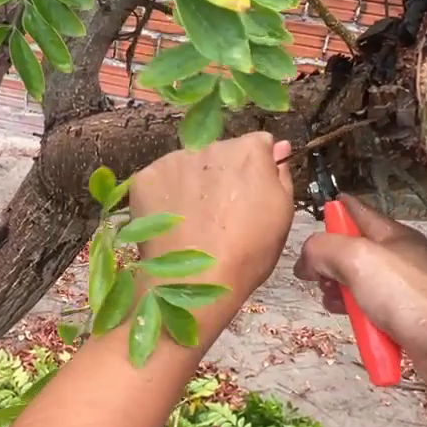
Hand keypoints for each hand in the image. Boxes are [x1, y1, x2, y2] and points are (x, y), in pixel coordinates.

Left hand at [128, 133, 295, 307]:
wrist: (195, 280)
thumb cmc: (248, 253)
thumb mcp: (282, 215)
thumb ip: (280, 175)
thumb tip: (278, 148)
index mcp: (249, 150)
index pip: (256, 146)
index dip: (254, 170)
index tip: (249, 195)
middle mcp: (210, 146)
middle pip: (219, 153)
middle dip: (221, 174)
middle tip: (220, 213)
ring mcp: (174, 160)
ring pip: (186, 165)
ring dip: (191, 183)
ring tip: (193, 221)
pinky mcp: (145, 177)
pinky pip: (159, 180)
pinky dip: (163, 195)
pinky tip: (171, 221)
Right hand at [293, 195, 426, 366]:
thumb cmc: (406, 295)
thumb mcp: (355, 258)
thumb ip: (321, 249)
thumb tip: (305, 262)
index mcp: (391, 234)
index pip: (356, 212)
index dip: (333, 212)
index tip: (313, 219)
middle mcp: (399, 257)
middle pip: (350, 253)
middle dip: (328, 265)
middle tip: (321, 280)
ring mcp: (403, 289)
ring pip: (356, 285)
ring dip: (339, 295)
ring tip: (336, 305)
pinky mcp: (405, 317)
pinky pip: (370, 311)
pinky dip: (357, 318)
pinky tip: (355, 325)